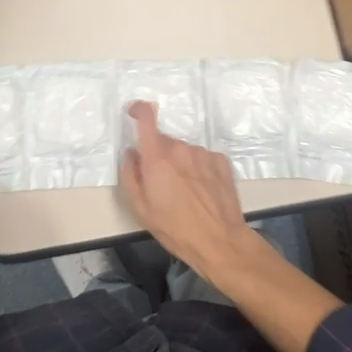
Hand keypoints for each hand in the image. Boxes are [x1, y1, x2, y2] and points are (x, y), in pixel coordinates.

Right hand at [119, 101, 267, 280]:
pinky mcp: (221, 161)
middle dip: (159, 157)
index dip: (139, 109)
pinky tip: (203, 192)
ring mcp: (203, 153)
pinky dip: (198, 170)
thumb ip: (130, 176)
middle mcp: (180, 148)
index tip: (134, 112)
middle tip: (162, 185)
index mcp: (157, 157)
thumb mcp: (141, 209)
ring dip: (180, 165)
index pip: (147, 117)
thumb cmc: (175, 228)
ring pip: (184, 152)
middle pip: (165, 142)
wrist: (219, 241)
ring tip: (186, 194)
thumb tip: (131, 154)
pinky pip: (202, 159)